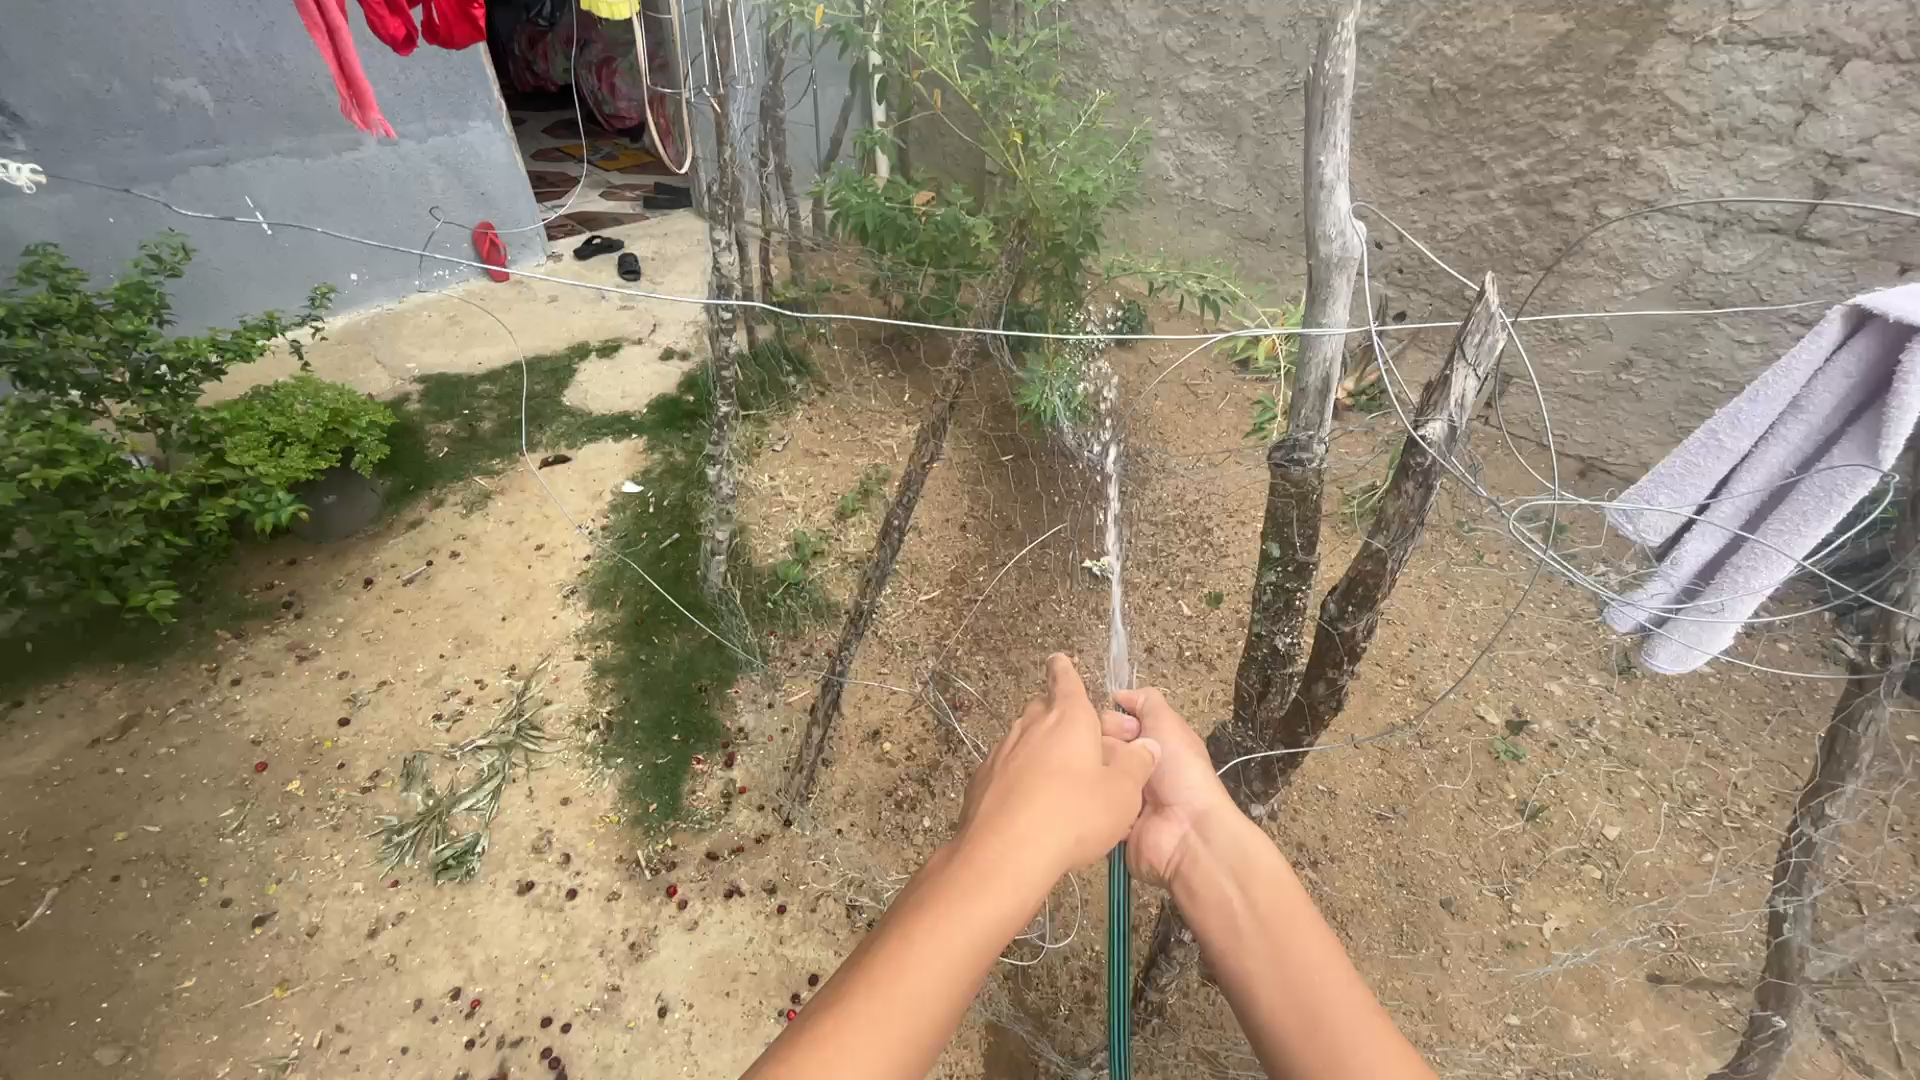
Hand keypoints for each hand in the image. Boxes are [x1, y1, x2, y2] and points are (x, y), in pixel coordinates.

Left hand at [956, 654, 1160, 885]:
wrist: (1006, 850)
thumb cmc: (1073, 815)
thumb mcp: (1122, 794)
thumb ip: (1136, 766)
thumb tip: (1147, 747)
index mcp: (1068, 718)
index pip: (1065, 679)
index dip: (1064, 669)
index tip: (1059, 660)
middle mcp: (1031, 724)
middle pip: (1044, 707)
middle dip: (1059, 716)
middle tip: (1079, 740)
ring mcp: (1002, 749)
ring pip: (1024, 737)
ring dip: (1040, 748)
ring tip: (1059, 778)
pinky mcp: (983, 777)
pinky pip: (1007, 766)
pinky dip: (1019, 775)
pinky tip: (1030, 802)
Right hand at [1105, 687, 1238, 888]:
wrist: (1187, 833)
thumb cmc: (1182, 773)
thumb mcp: (1169, 725)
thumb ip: (1146, 701)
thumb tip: (1119, 694)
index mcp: (1148, 743)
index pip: (1110, 722)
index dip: (1112, 722)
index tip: (1124, 733)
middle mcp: (1134, 766)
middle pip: (1097, 744)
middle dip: (1104, 748)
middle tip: (1116, 758)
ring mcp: (1122, 793)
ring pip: (1091, 772)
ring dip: (1098, 775)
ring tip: (1103, 781)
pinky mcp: (1111, 820)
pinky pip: (1090, 802)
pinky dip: (1092, 799)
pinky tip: (1088, 798)